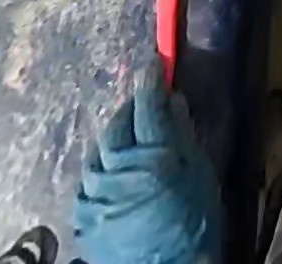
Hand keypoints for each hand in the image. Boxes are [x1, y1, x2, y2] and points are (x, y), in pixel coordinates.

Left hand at [74, 65, 220, 263]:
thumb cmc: (194, 216)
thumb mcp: (199, 169)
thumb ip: (182, 133)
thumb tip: (172, 100)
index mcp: (154, 157)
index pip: (148, 107)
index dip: (150, 81)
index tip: (154, 63)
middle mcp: (118, 171)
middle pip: (116, 126)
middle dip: (130, 109)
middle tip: (144, 103)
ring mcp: (94, 196)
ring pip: (98, 152)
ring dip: (115, 137)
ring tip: (132, 136)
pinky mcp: (82, 217)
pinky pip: (90, 179)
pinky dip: (104, 166)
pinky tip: (118, 171)